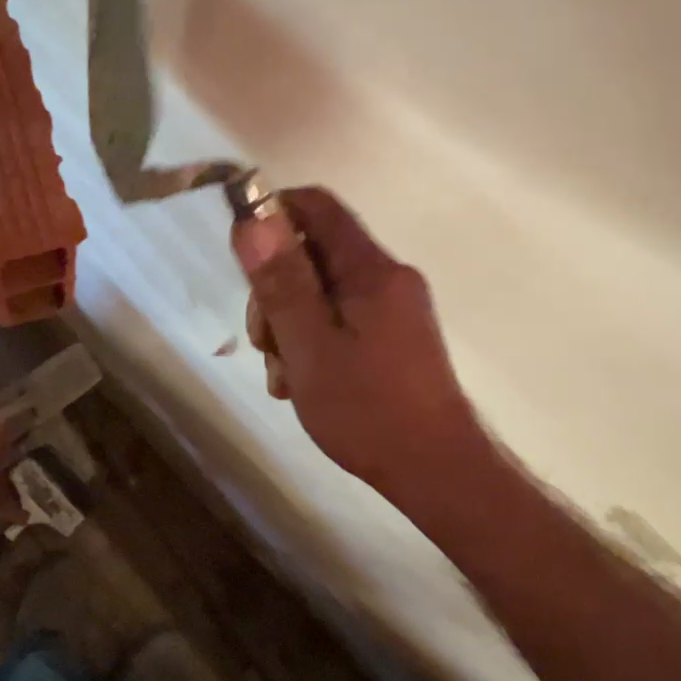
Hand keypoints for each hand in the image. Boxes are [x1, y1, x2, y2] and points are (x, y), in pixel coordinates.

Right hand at [233, 187, 492, 497]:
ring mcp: (391, 308)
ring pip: (319, 291)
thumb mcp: (309, 345)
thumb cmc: (368, 410)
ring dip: (287, 323)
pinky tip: (299, 381)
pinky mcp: (392, 336)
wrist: (439, 474)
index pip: (315, 206)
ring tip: (282, 374)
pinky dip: (310, 340)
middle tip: (262, 341)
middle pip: (312, 252)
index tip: (242, 259)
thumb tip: (252, 218)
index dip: (271, 217)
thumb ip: (280, 281)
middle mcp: (386, 278)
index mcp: (371, 270)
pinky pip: (337, 318)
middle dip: (275, 289)